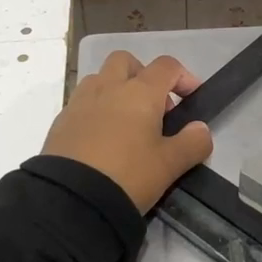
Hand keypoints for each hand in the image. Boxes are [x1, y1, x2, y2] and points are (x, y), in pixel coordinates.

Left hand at [44, 51, 214, 211]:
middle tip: (153, 107)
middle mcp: (108, 87)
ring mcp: (80, 102)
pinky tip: (102, 140)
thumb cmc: (128, 175)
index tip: (191, 99)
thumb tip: (200, 129)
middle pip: (125, 61)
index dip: (183, 77)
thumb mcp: (169, 165)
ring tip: (126, 125)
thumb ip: (192, 143)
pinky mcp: (60, 122)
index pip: (166, 66)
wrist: (71, 199)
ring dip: (116, 91)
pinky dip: (96, 111)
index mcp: (139, 92)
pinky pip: (82, 103)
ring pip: (100, 79)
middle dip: (142, 75)